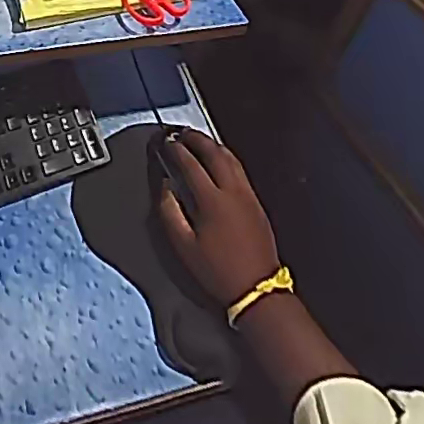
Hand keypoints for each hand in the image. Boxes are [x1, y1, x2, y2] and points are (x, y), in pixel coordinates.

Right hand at [156, 129, 280, 306]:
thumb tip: (165, 186)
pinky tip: (219, 160)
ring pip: (231, 159)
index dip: (176, 150)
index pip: (191, 164)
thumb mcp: (183, 245)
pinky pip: (240, 171)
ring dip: (213, 145)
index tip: (166, 142)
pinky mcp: (257, 203)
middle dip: (197, 139)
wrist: (258, 291)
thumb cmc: (217, 270)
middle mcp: (232, 192)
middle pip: (214, 153)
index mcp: (212, 201)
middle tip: (182, 132)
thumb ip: (169, 211)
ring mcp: (248, 196)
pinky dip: (226, 158)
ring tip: (199, 140)